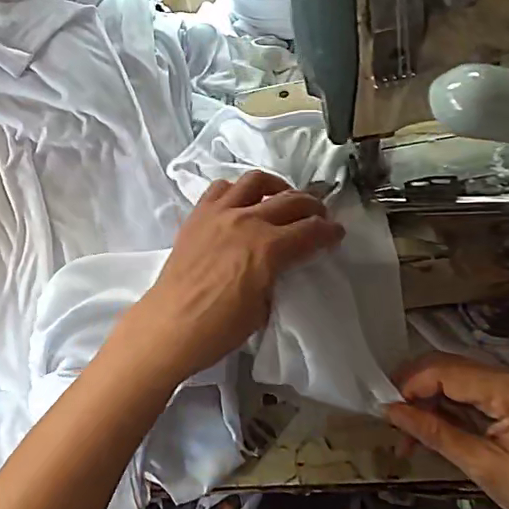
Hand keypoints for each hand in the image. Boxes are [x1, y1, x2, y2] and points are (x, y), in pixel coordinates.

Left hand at [112, 170, 343, 384]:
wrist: (171, 325)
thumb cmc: (219, 327)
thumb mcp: (263, 306)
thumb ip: (277, 276)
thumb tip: (280, 264)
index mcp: (269, 247)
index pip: (311, 231)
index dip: (330, 232)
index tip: (336, 234)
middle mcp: (246, 221)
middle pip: (291, 200)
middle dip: (312, 206)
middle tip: (318, 216)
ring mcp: (219, 213)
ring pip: (256, 181)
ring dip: (277, 187)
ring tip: (283, 198)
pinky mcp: (198, 215)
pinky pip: (221, 188)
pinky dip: (238, 189)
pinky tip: (243, 202)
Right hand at [386, 353, 508, 508]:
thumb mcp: (483, 468)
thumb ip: (436, 434)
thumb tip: (391, 412)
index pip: (444, 372)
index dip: (410, 387)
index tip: (386, 413)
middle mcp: (508, 378)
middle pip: (445, 369)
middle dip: (413, 391)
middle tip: (390, 422)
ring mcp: (508, 389)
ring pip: (450, 380)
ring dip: (424, 402)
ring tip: (405, 435)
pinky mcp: (506, 403)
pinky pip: (463, 395)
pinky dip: (441, 411)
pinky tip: (425, 433)